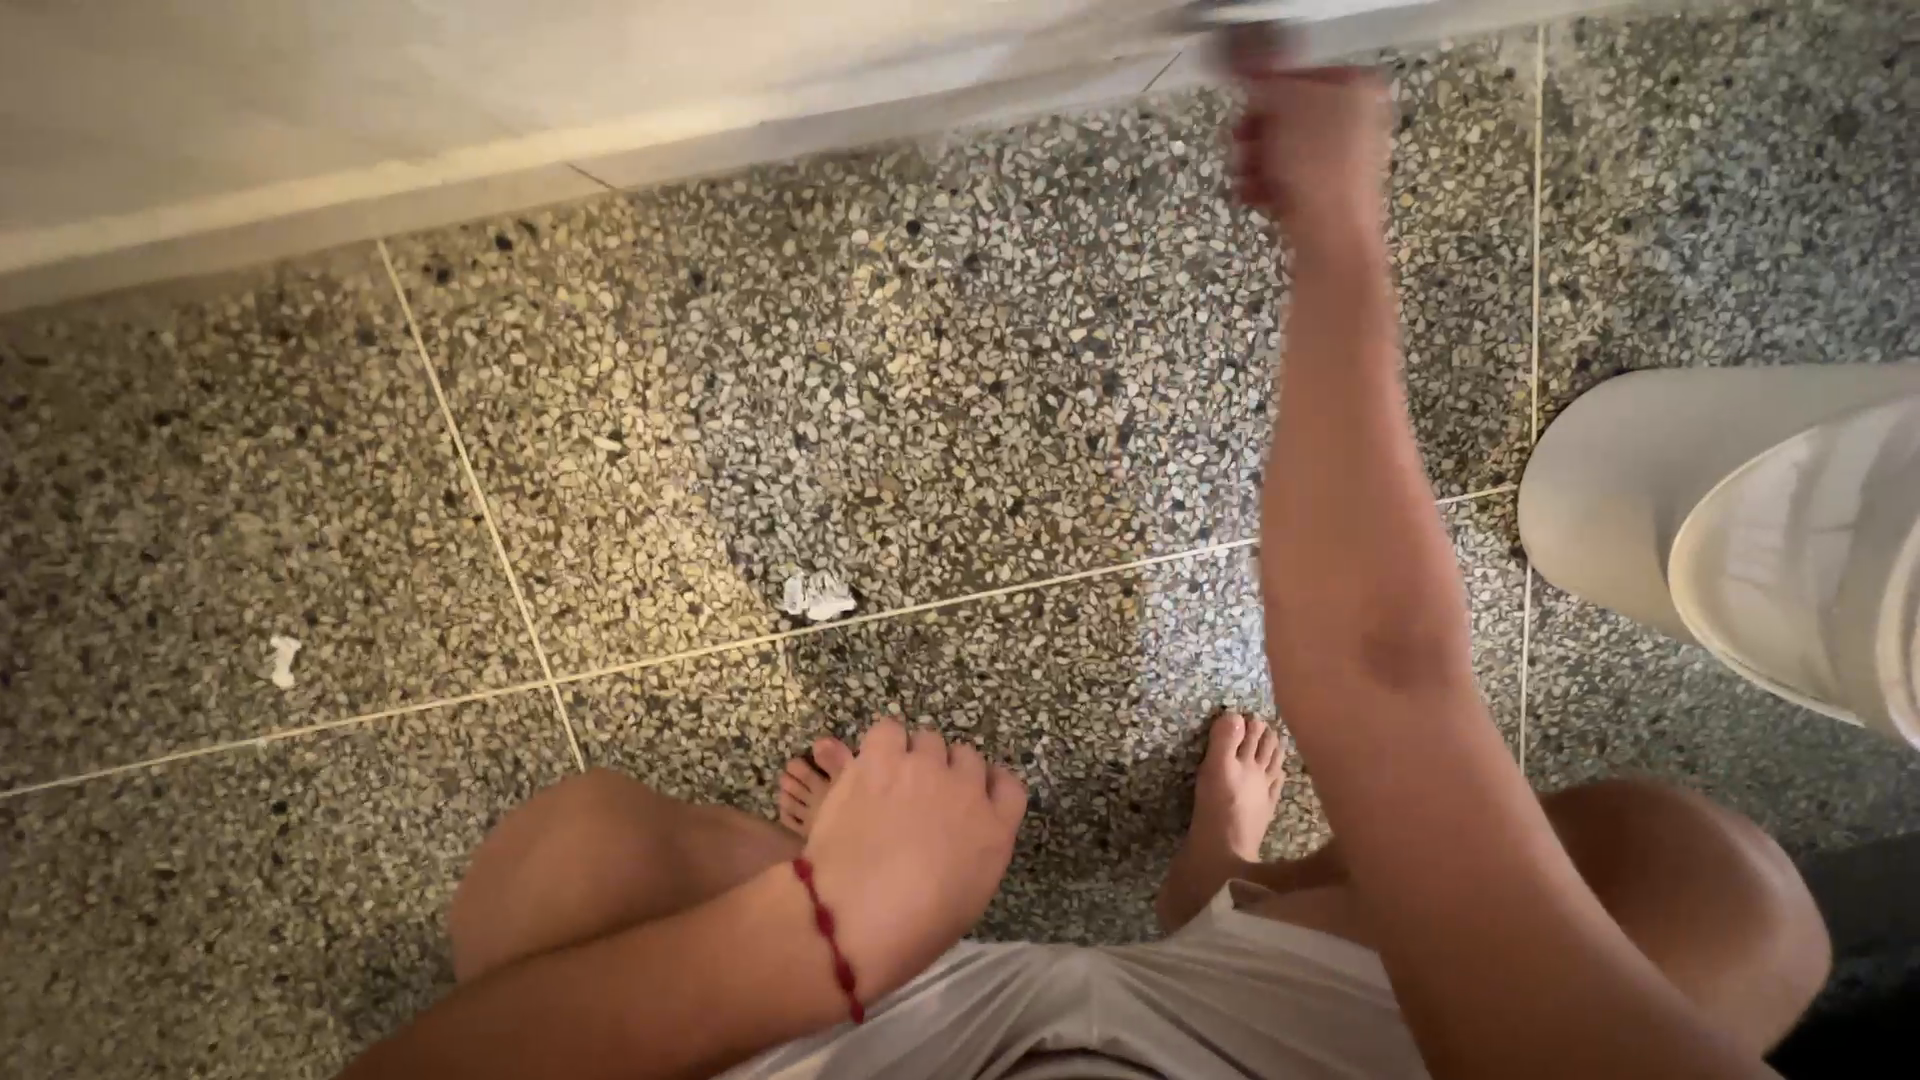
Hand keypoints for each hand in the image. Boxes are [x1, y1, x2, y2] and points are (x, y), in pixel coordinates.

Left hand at [800, 718, 1026, 1000]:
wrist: (852, 918)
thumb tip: (955, 837)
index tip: (970, 797)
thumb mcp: (966, 898)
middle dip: (947, 773)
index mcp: (995, 831)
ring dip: (913, 757)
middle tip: (920, 798)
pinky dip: (881, 744)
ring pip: (928, 740)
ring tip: (890, 782)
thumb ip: (973, 853)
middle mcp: (966, 789)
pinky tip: (869, 766)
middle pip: (966, 757)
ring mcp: (924, 769)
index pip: (1009, 786)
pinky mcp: (882, 758)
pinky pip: (889, 729)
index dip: (987, 787)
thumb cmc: (910, 930)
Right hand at [1230, 54, 1391, 257]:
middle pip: (1285, 117)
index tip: (1247, 114)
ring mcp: (1336, 160)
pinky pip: (1282, 182)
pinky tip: (1252, 198)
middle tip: (1241, 148)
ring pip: (1279, 152)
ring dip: (1253, 165)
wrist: (1333, 237)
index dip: (1266, 95)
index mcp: (1356, 87)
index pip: (1296, 77)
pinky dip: (1262, 188)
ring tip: (1245, 180)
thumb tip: (1257, 85)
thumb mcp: (1289, 106)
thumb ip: (1270, 86)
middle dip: (1256, 136)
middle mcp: (1351, 119)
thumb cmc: (1317, 166)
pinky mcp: (1320, 194)